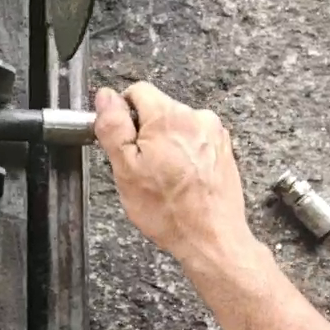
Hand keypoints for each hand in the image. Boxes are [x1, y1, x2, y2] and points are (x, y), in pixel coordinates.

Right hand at [92, 82, 258, 273]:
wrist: (211, 237)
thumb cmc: (169, 211)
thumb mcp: (126, 170)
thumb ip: (114, 128)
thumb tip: (105, 97)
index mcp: (168, 116)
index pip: (137, 91)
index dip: (123, 116)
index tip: (123, 143)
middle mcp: (196, 117)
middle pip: (158, 110)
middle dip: (146, 135)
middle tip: (143, 170)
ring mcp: (213, 133)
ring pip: (176, 128)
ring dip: (166, 147)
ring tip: (165, 180)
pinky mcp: (223, 149)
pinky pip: (194, 143)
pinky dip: (185, 157)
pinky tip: (182, 183)